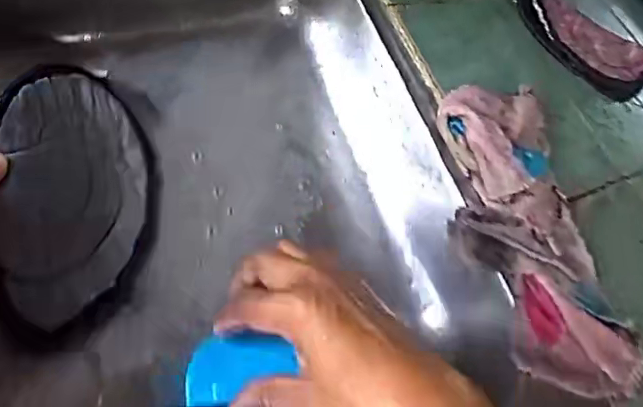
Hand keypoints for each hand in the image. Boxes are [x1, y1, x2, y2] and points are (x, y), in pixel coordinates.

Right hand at [214, 242, 490, 406]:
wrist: (423, 395)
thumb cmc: (364, 398)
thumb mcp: (312, 400)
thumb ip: (272, 393)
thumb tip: (238, 399)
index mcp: (297, 305)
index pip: (249, 303)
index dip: (229, 315)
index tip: (219, 328)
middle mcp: (312, 277)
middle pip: (264, 261)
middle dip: (244, 279)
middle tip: (237, 305)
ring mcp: (336, 273)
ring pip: (289, 250)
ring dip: (270, 266)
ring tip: (264, 294)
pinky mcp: (355, 279)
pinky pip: (313, 257)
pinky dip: (296, 266)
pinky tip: (299, 293)